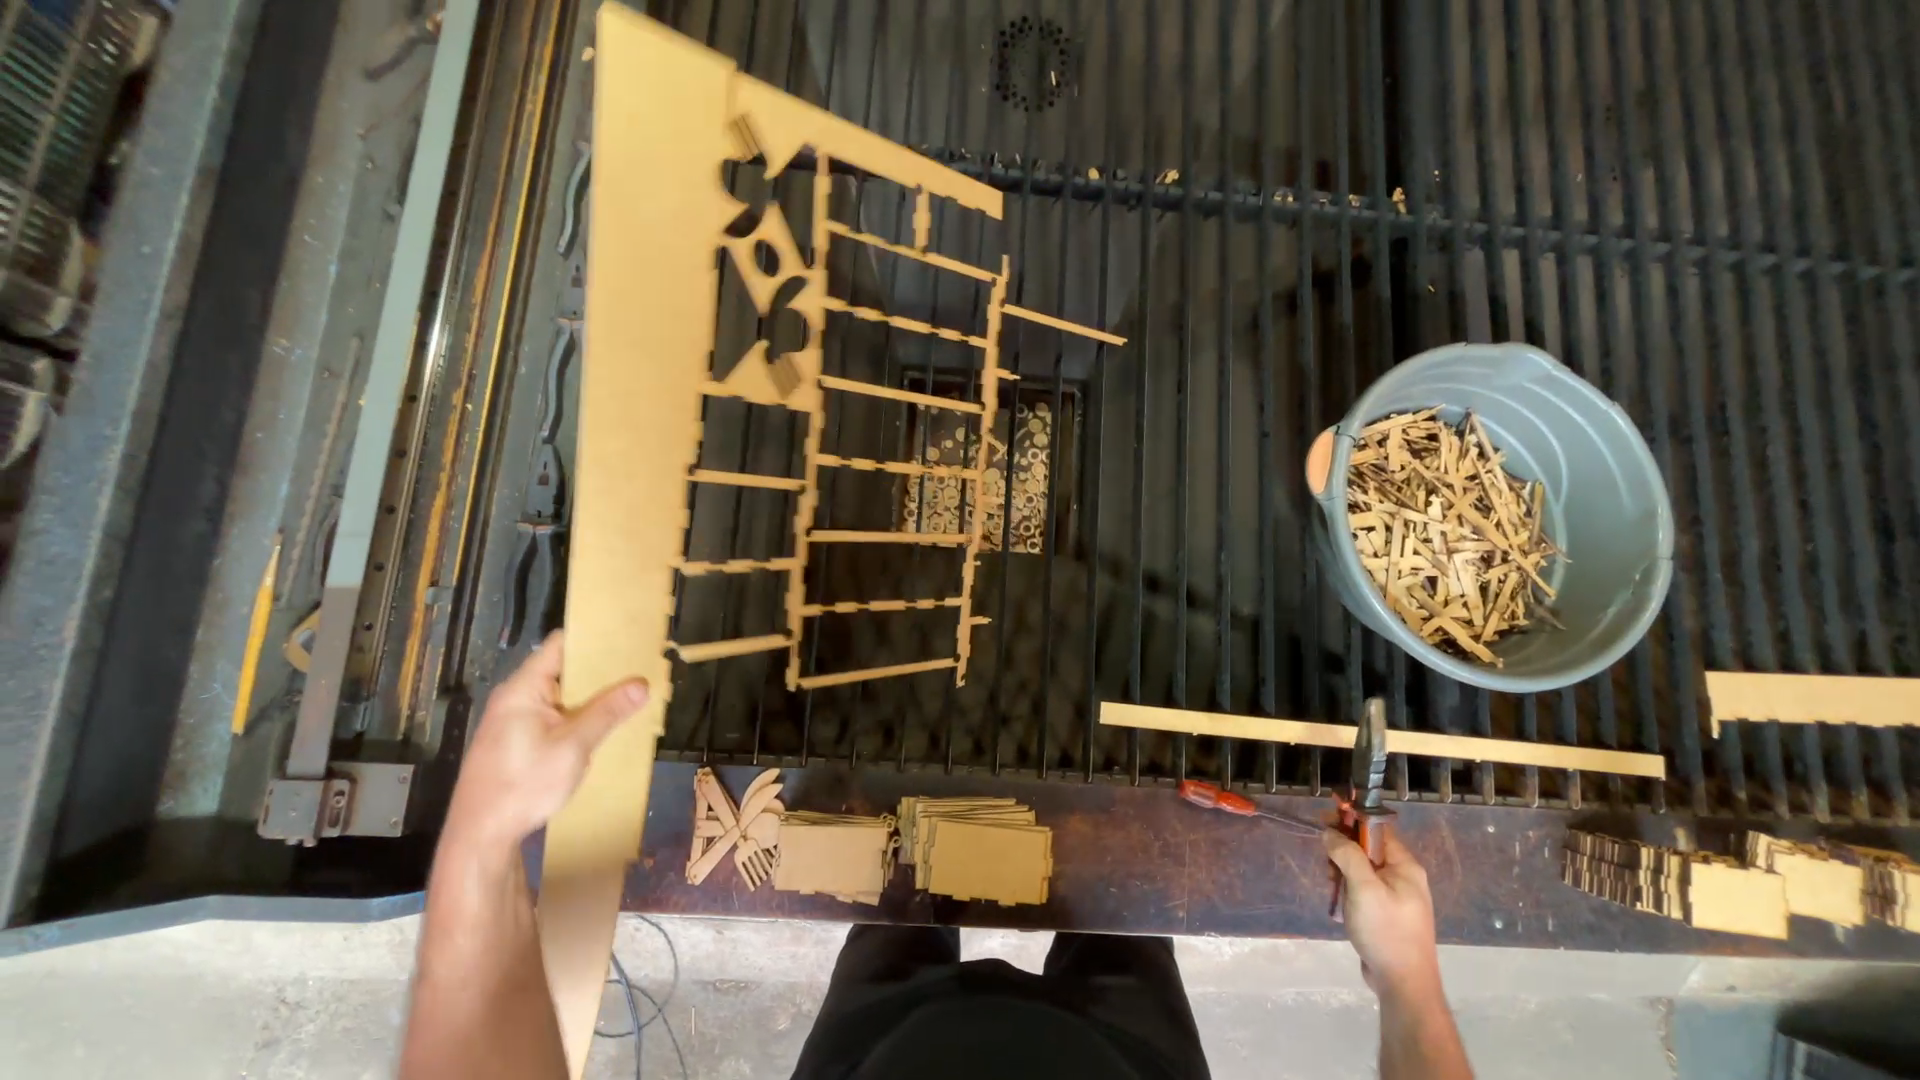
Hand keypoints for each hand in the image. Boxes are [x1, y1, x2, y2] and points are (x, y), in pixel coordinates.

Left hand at [443, 631, 648, 850]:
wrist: (480, 835)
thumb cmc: (523, 784)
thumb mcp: (572, 748)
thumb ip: (607, 713)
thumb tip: (642, 684)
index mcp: (523, 689)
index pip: (560, 646)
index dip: (593, 637)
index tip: (627, 635)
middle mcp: (516, 698)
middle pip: (563, 670)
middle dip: (601, 670)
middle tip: (639, 667)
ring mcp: (515, 721)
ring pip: (561, 697)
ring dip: (592, 697)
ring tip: (631, 693)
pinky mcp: (518, 742)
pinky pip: (555, 717)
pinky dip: (579, 716)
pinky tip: (604, 725)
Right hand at [1323, 828, 1441, 999]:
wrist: (1403, 983)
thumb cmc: (1385, 931)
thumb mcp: (1363, 888)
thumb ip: (1347, 854)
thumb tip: (1330, 832)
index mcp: (1405, 866)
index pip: (1377, 829)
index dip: (1351, 821)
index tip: (1324, 821)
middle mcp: (1404, 877)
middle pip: (1368, 849)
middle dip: (1343, 850)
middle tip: (1326, 863)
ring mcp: (1397, 897)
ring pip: (1363, 870)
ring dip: (1343, 872)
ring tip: (1332, 886)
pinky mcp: (1387, 914)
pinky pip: (1364, 889)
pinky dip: (1348, 890)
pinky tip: (1340, 903)